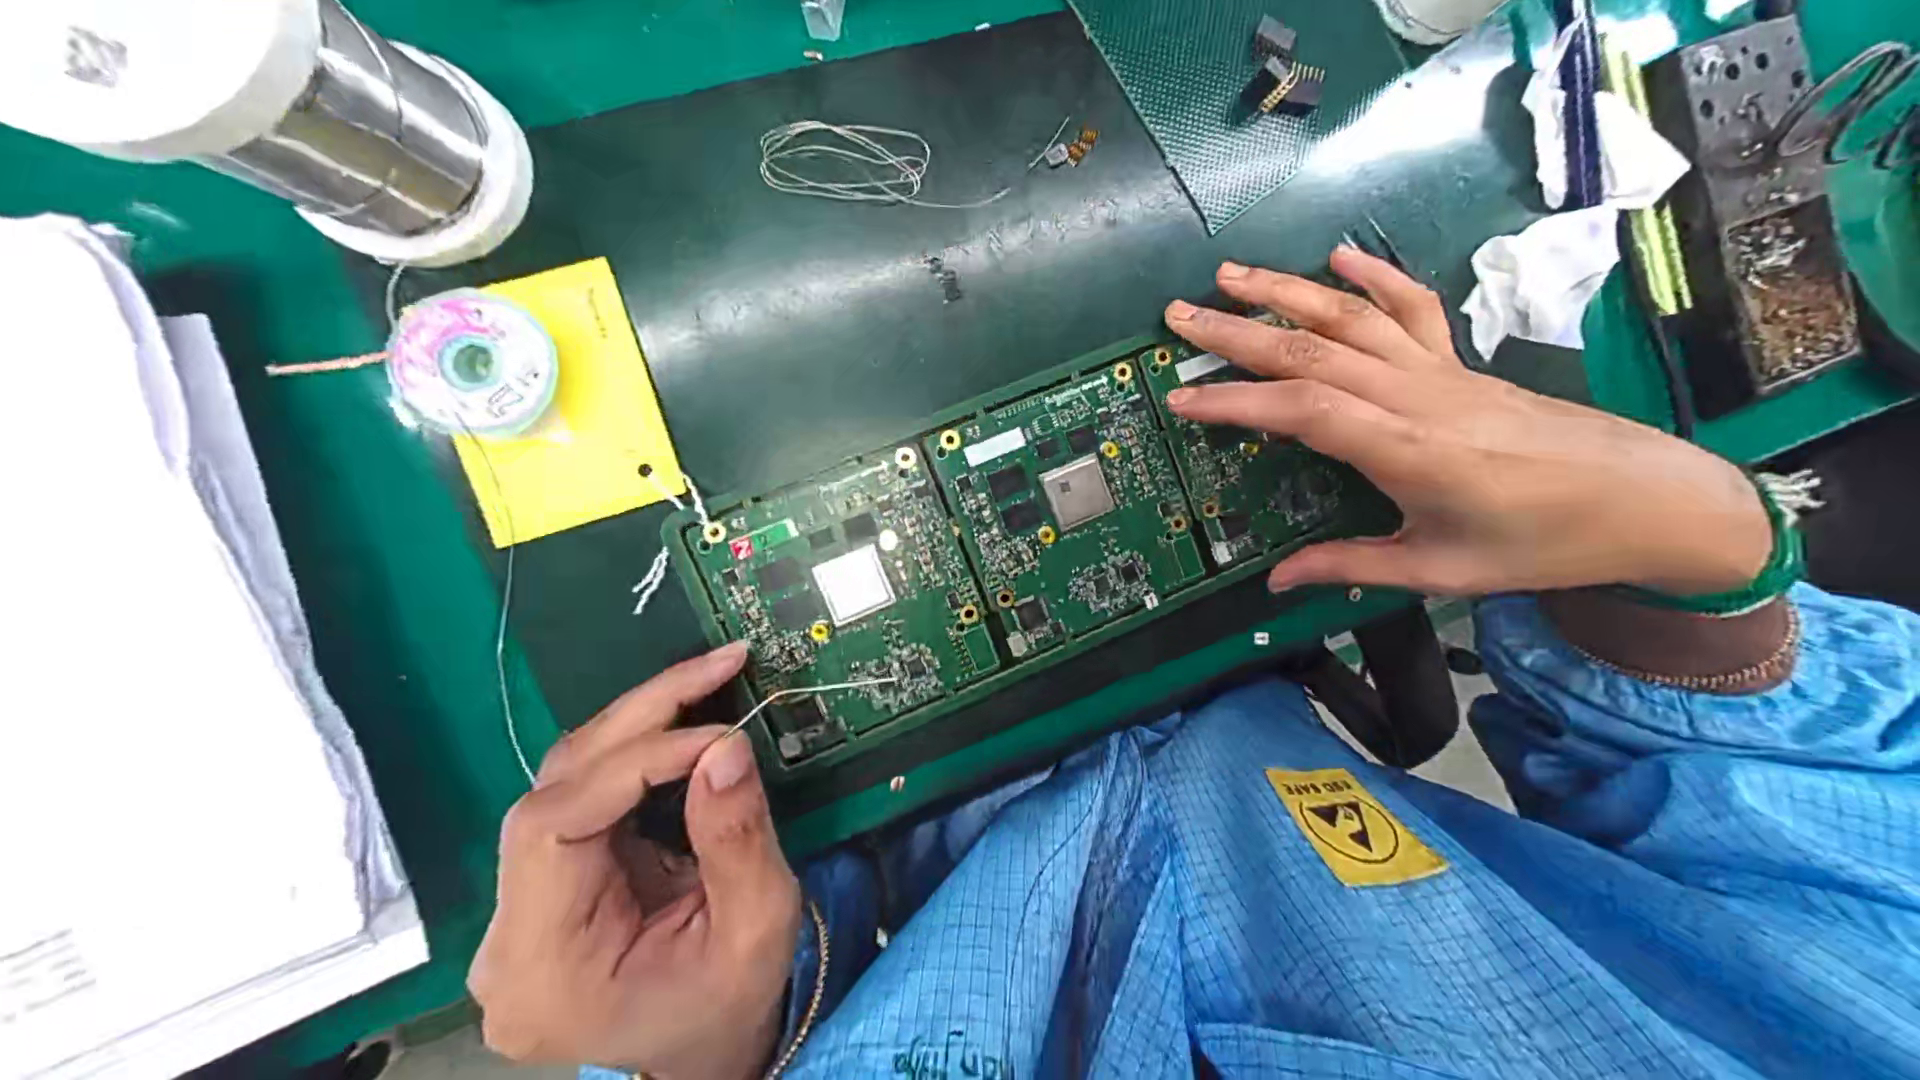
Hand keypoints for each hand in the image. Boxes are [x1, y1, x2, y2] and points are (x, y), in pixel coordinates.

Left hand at [468, 642, 799, 1079]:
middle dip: (642, 717)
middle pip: (555, 786)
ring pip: (567, 776)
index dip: (636, 762)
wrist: (700, 1058)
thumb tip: (724, 747)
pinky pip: (589, 789)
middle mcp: (509, 929)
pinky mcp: (554, 876)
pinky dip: (642, 746)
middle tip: (719, 666)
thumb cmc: (729, 1008)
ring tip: (709, 679)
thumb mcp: (757, 929)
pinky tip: (686, 719)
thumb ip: (737, 839)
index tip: (719, 738)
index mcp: (542, 965)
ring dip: (642, 720)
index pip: (556, 826)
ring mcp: (523, 901)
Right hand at [1162, 248, 1770, 596]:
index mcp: (1408, 450)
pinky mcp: (1458, 362)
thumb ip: (1349, 565)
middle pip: (1312, 352)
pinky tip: (1337, 257)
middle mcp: (1416, 396)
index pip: (1303, 411)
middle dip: (1237, 332)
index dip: (1236, 402)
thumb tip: (1274, 582)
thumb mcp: (1438, 569)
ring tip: (1230, 276)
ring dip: (1286, 292)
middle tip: (1179, 316)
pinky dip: (1374, 277)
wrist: (1652, 500)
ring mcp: (1438, 371)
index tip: (1181, 399)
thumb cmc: (1542, 543)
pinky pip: (1412, 308)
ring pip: (1350, 318)